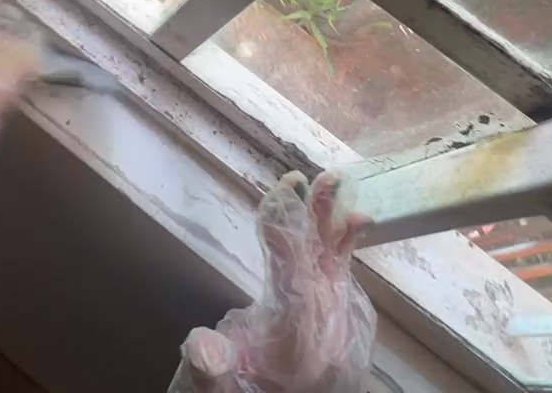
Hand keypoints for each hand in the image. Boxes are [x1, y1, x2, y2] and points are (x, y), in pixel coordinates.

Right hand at [172, 171, 375, 392]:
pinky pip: (341, 274)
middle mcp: (325, 333)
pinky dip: (342, 244)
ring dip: (331, 223)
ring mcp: (335, 325)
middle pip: (324, 269)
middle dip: (320, 223)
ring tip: (335, 182)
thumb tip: (201, 347)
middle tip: (321, 179)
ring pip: (335, 265)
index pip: (295, 282)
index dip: (288, 238)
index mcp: (297, 346)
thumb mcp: (214, 385)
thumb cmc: (240, 389)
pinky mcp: (334, 316)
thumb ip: (209, 366)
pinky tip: (351, 218)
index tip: (284, 194)